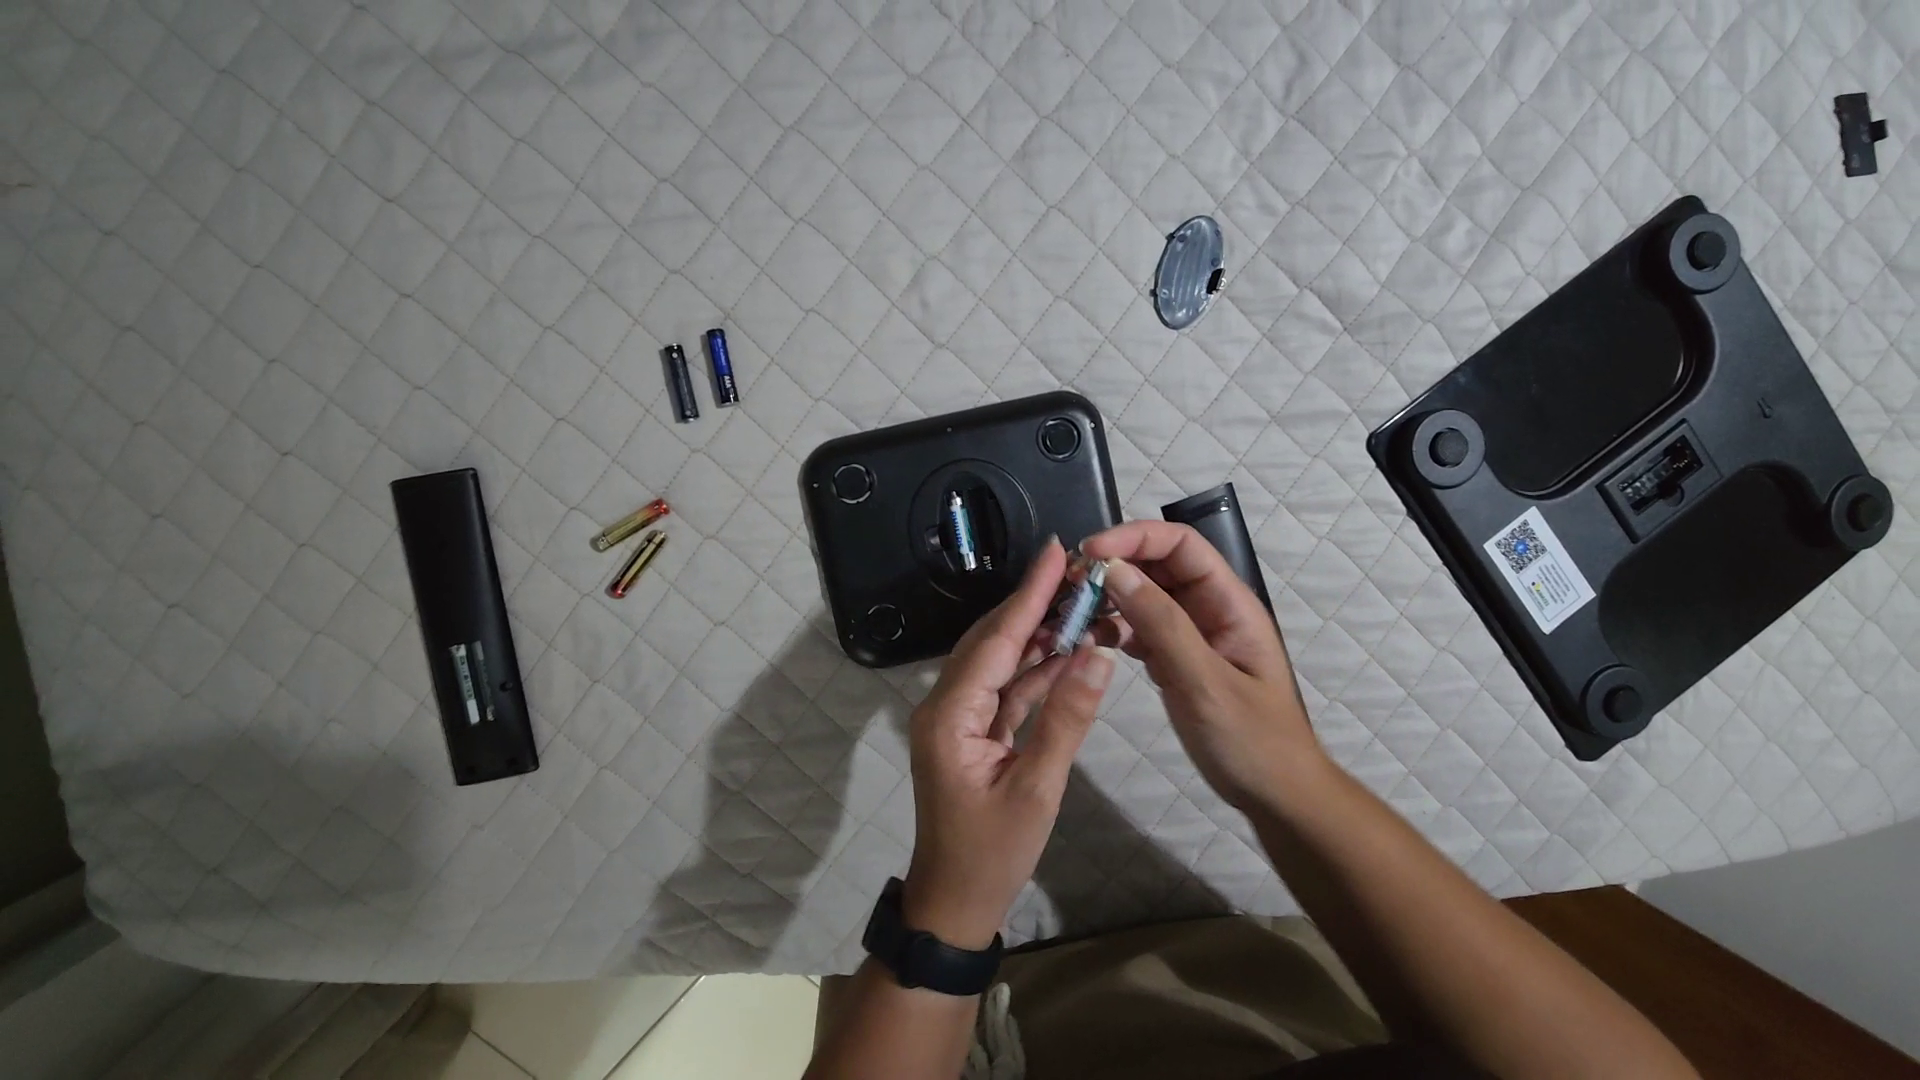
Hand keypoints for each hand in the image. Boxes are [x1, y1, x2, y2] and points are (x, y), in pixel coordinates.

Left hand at [901, 538, 1115, 949]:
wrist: (955, 903)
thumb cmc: (992, 853)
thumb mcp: (1036, 788)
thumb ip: (1066, 719)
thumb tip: (1097, 657)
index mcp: (950, 714)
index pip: (996, 640)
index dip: (1029, 595)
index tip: (1057, 553)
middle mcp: (945, 705)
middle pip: (992, 641)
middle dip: (1033, 604)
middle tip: (1075, 569)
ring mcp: (957, 718)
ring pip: (1000, 662)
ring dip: (1037, 635)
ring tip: (1079, 601)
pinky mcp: (971, 733)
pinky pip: (1005, 690)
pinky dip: (1035, 671)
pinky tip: (1067, 652)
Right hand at [1080, 521, 1319, 808]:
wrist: (1275, 795)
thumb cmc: (1252, 739)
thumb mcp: (1205, 682)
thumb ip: (1162, 625)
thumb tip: (1114, 570)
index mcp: (1228, 602)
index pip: (1181, 546)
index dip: (1135, 538)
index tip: (1089, 552)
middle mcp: (1208, 610)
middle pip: (1157, 566)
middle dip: (1113, 566)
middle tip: (1069, 583)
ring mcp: (1191, 636)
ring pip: (1143, 598)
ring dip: (1107, 598)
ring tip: (1070, 612)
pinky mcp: (1175, 661)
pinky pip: (1138, 631)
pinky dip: (1111, 630)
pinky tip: (1086, 640)